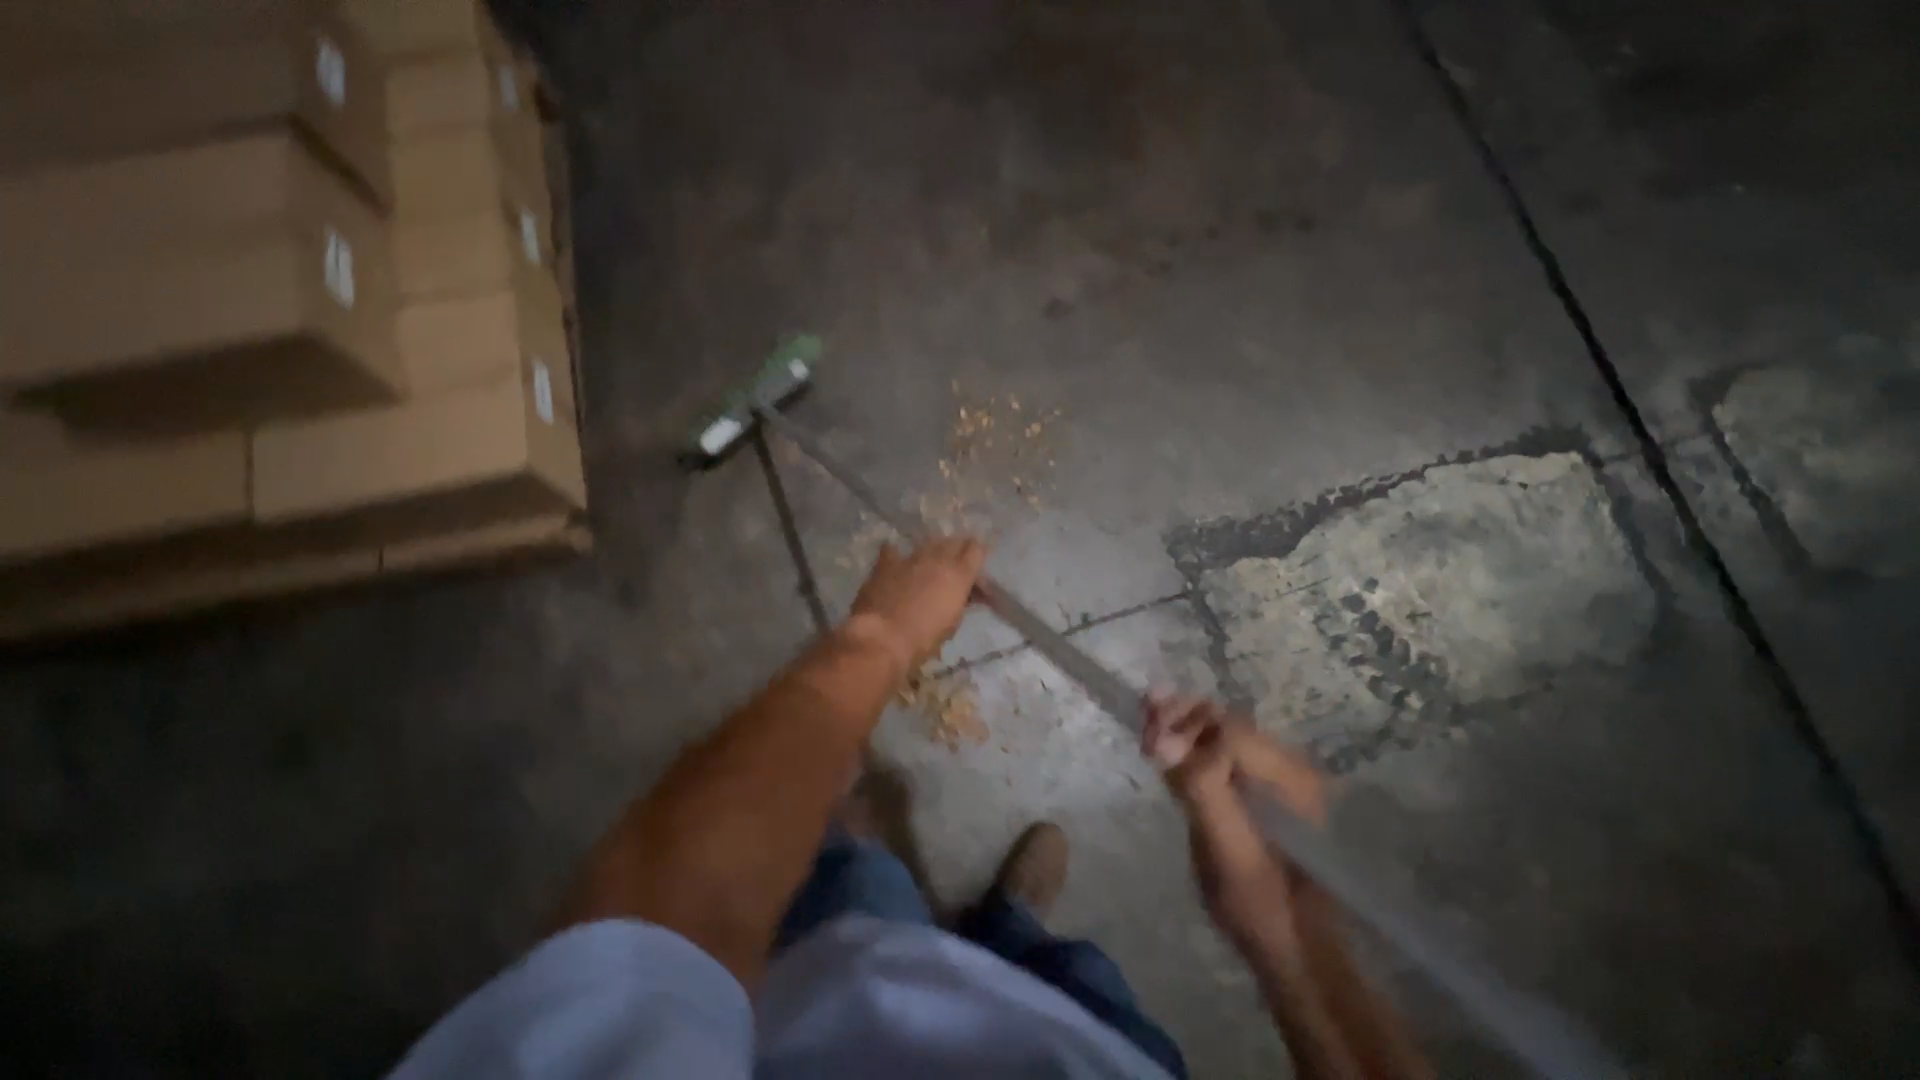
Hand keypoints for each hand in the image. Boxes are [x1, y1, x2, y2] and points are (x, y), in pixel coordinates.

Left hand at [849, 536, 987, 667]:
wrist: (882, 638)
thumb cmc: (923, 639)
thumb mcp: (952, 623)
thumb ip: (960, 602)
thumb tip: (963, 594)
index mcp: (958, 575)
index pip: (977, 549)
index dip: (978, 554)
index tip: (977, 564)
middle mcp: (937, 559)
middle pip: (953, 541)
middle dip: (958, 549)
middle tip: (957, 563)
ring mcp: (910, 557)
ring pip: (928, 543)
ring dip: (932, 551)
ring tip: (931, 562)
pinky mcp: (885, 562)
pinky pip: (894, 550)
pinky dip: (898, 554)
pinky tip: (897, 561)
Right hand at [1142, 694, 1326, 944]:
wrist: (1297, 952)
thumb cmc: (1263, 907)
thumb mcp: (1228, 853)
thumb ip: (1201, 790)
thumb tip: (1163, 739)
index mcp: (1291, 779)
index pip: (1231, 729)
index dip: (1186, 726)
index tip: (1146, 742)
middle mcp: (1292, 767)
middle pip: (1229, 723)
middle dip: (1183, 718)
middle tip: (1142, 728)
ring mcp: (1282, 780)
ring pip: (1226, 734)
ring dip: (1185, 727)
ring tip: (1148, 727)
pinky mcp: (1267, 795)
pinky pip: (1227, 755)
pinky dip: (1195, 747)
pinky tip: (1170, 748)